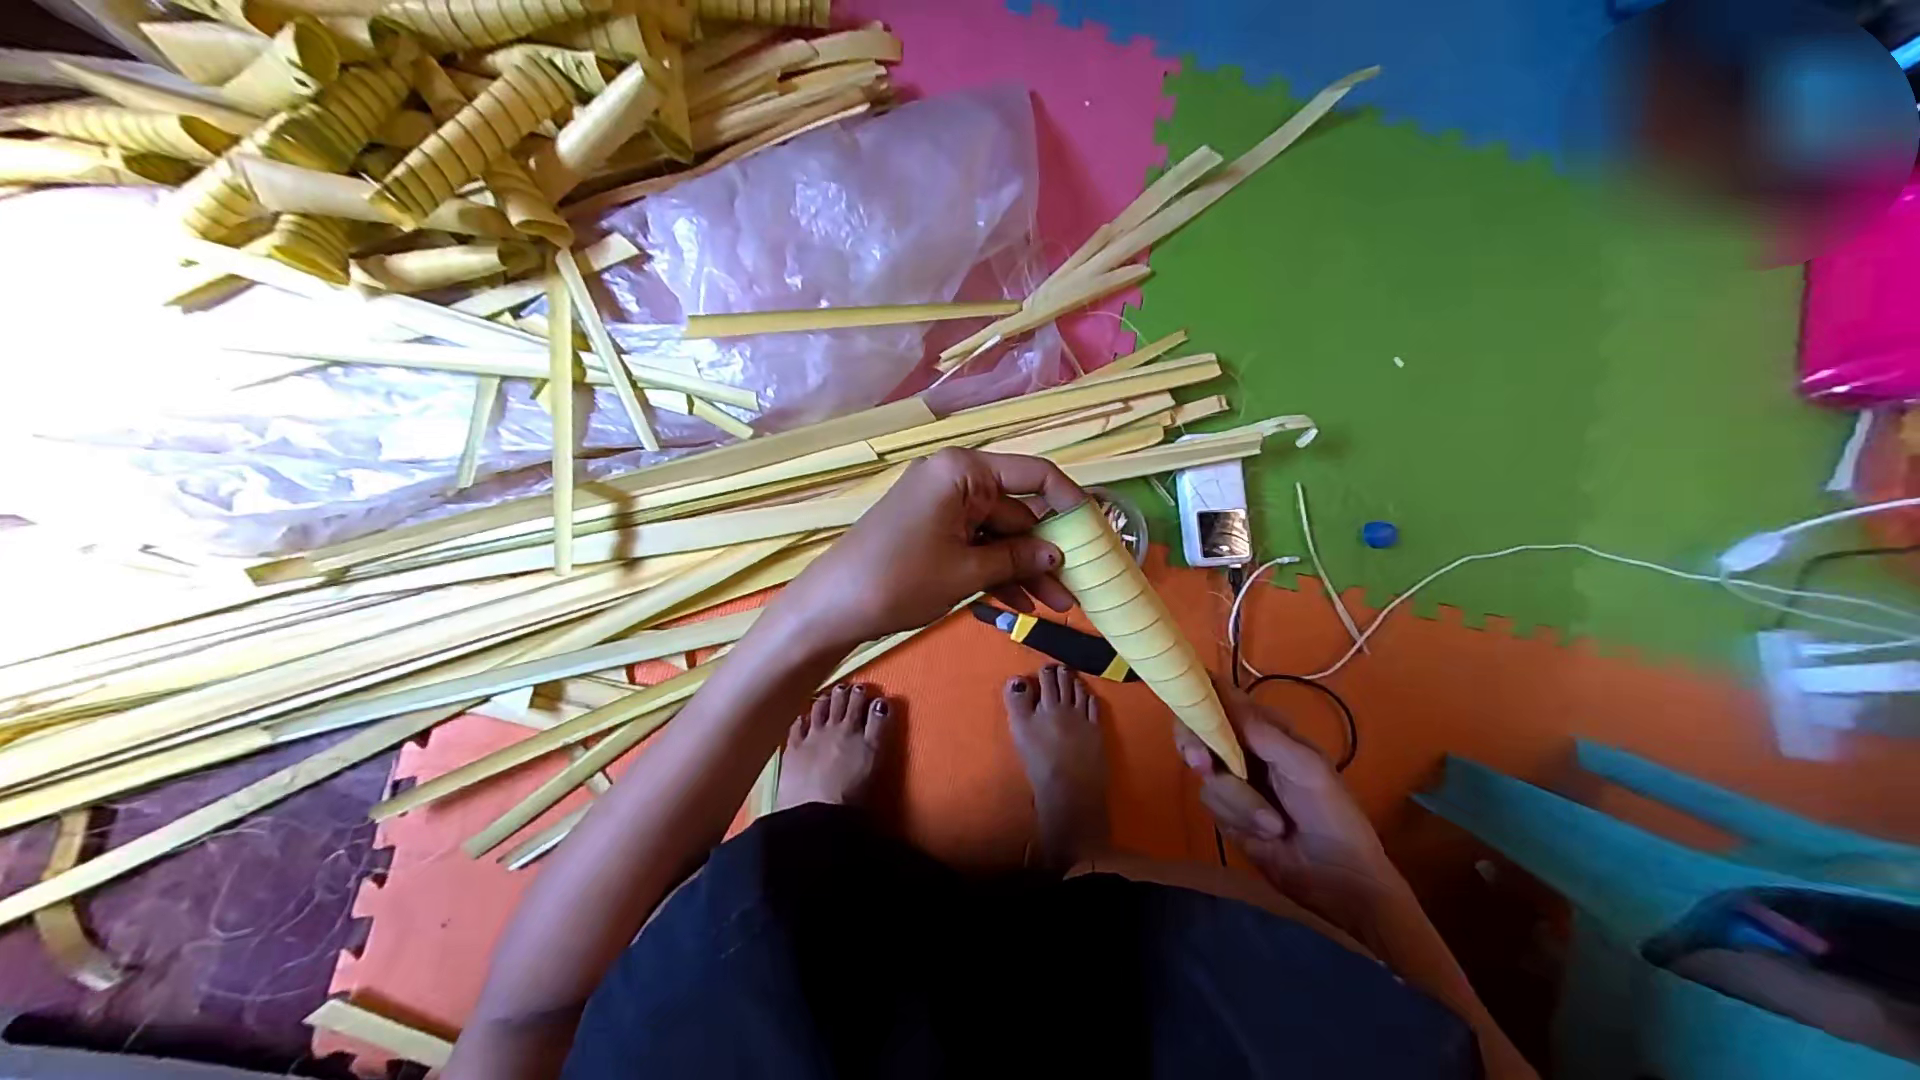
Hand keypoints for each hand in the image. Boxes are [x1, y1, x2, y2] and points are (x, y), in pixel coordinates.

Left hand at [775, 448, 1087, 647]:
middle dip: (1045, 554)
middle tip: (1076, 590)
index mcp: (963, 472)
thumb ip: (1016, 557)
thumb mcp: (966, 571)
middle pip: (1016, 512)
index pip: (1033, 475)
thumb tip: (1058, 553)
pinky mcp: (931, 532)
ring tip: (1057, 608)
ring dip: (1024, 570)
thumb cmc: (900, 579)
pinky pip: (974, 547)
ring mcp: (941, 507)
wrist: (832, 607)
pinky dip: (995, 573)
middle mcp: (954, 480)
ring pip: (997, 536)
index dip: (1068, 501)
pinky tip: (1020, 607)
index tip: (1094, 532)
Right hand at [1173, 674, 1404, 922]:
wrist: (1338, 878)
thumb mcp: (1306, 766)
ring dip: (1238, 801)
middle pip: (1195, 728)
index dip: (1199, 694)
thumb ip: (1263, 733)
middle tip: (1202, 764)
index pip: (1221, 696)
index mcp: (1265, 726)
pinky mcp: (1224, 808)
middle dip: (1195, 745)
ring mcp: (1230, 777)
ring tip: (1273, 824)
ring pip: (1204, 772)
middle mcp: (1241, 745)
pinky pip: (1210, 800)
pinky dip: (1237, 818)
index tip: (1192, 710)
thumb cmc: (1332, 814)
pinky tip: (1265, 833)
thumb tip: (1222, 695)